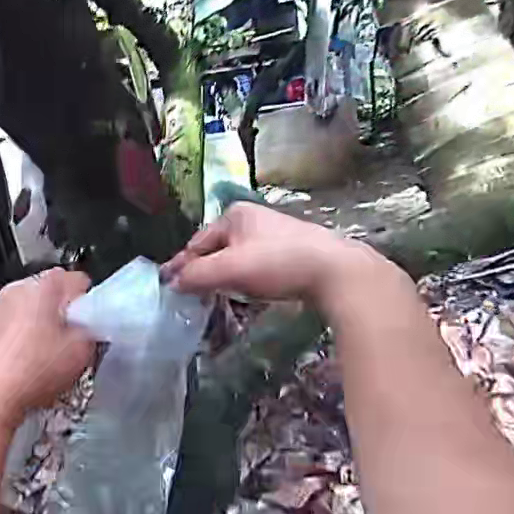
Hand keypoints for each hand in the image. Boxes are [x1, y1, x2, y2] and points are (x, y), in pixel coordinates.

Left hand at [0, 269, 94, 425]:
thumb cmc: (31, 372)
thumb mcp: (83, 350)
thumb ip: (92, 329)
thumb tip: (90, 327)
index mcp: (43, 286)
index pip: (78, 280)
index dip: (89, 303)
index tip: (89, 323)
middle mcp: (16, 289)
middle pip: (52, 293)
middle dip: (64, 315)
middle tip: (71, 342)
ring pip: (31, 309)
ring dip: (42, 326)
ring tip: (47, 357)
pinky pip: (13, 325)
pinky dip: (22, 338)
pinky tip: (27, 363)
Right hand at [160, 203, 401, 311]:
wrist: (341, 274)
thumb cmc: (278, 263)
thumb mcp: (227, 269)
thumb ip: (194, 275)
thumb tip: (172, 283)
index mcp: (235, 214)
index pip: (196, 243)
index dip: (184, 265)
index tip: (173, 287)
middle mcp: (255, 219)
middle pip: (218, 250)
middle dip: (206, 272)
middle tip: (196, 295)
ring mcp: (278, 235)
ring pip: (240, 260)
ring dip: (228, 278)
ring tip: (222, 298)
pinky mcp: (297, 253)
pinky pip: (261, 268)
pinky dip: (251, 281)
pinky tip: (252, 296)